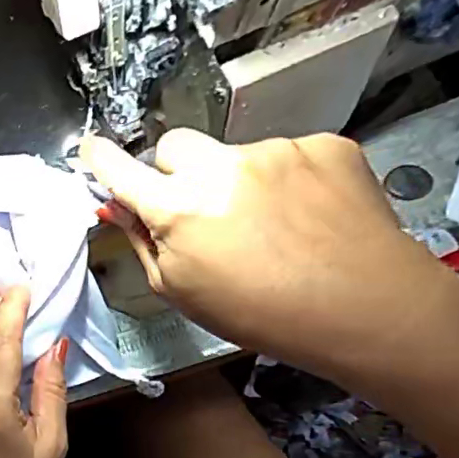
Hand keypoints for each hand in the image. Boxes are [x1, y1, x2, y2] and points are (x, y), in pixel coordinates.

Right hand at [81, 129, 458, 381]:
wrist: (365, 307)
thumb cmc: (260, 313)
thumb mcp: (182, 291)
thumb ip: (145, 242)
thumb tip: (121, 206)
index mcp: (179, 209)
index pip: (122, 169)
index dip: (103, 159)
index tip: (94, 149)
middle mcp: (221, 168)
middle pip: (176, 147)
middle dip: (178, 172)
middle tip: (200, 210)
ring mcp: (275, 150)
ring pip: (232, 153)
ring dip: (235, 180)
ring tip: (269, 226)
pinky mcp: (322, 144)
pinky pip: (284, 154)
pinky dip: (283, 179)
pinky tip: (303, 215)